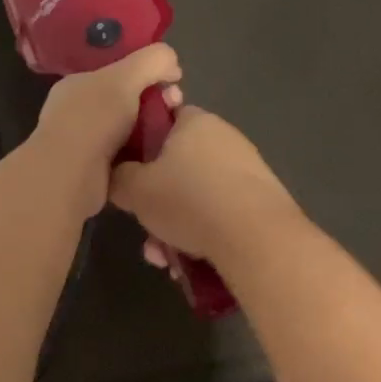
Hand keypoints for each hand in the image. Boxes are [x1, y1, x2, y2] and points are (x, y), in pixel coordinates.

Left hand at [26, 43, 182, 221]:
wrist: (69, 177)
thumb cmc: (93, 120)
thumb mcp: (125, 77)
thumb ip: (153, 60)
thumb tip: (173, 67)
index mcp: (78, 84)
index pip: (119, 72)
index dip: (149, 75)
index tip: (172, 84)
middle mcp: (77, 111)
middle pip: (127, 101)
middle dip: (155, 104)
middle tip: (175, 112)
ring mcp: (83, 142)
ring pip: (129, 131)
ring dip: (151, 133)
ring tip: (169, 138)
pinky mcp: (92, 171)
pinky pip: (126, 157)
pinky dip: (142, 156)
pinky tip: (156, 158)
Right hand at [109, 106, 303, 269]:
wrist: (258, 240)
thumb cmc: (188, 200)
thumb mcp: (134, 189)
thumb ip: (118, 177)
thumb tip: (118, 176)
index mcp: (195, 121)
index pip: (163, 117)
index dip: (141, 142)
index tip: (128, 170)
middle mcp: (224, 138)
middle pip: (177, 165)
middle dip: (157, 201)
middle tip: (144, 227)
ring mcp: (247, 171)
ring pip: (196, 196)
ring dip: (175, 227)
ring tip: (166, 259)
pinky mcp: (262, 202)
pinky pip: (219, 214)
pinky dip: (202, 236)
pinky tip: (190, 264)